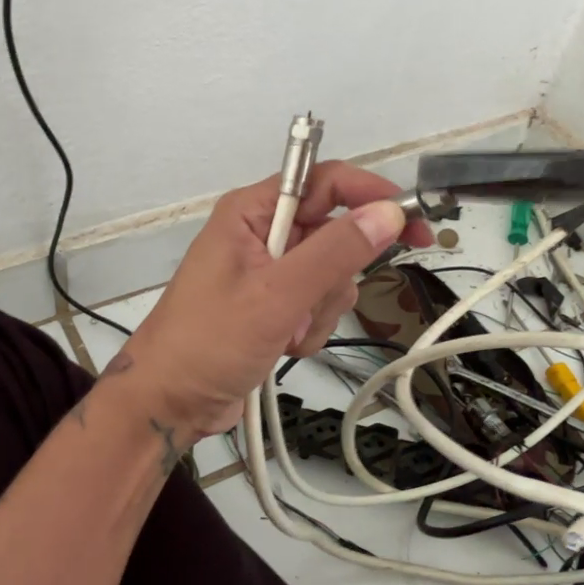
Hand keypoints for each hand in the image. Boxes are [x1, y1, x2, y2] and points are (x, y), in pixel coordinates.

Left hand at [114, 161, 429, 438]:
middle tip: (311, 303)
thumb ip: (336, 252)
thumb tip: (389, 211)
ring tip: (286, 331)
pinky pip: (316, 306)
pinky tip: (283, 345)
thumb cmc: (210, 341)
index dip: (371, 196)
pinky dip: (309, 328)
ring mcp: (268, 273)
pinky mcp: (273, 307)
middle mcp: (261, 234)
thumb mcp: (277, 294)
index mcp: (252, 211)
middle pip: (334, 234)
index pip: (326, 182)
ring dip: (320, 310)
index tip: (414, 223)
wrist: (170, 402)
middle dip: (334, 277)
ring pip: (331, 276)